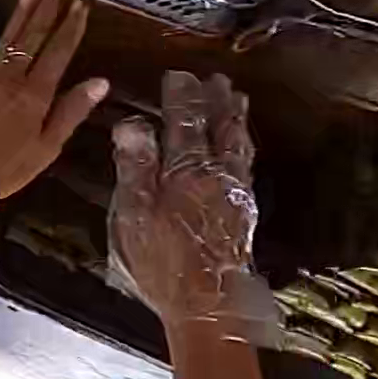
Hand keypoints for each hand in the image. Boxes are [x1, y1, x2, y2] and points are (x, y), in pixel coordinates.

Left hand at [0, 0, 109, 223]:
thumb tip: (101, 81)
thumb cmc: (6, 169)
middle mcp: (11, 80)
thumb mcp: (47, 147)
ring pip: (5, 43)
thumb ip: (71, 111)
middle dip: (45, 11)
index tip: (81, 5)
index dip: (70, 28)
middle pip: (31, 39)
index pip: (58, 53)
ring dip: (17, 17)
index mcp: (35, 95)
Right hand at [109, 72, 270, 340]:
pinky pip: (245, 165)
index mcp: (186, 171)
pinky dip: (242, 145)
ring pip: (238, 146)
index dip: (181, 97)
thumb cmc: (161, 258)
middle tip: (216, 79)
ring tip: (236, 100)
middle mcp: (217, 176)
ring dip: (235, 120)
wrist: (208, 303)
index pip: (184, 123)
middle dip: (216, 102)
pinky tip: (239, 146)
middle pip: (219, 130)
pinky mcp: (242, 212)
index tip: (177, 75)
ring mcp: (234, 194)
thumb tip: (132, 122)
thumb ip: (134, 166)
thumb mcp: (133, 212)